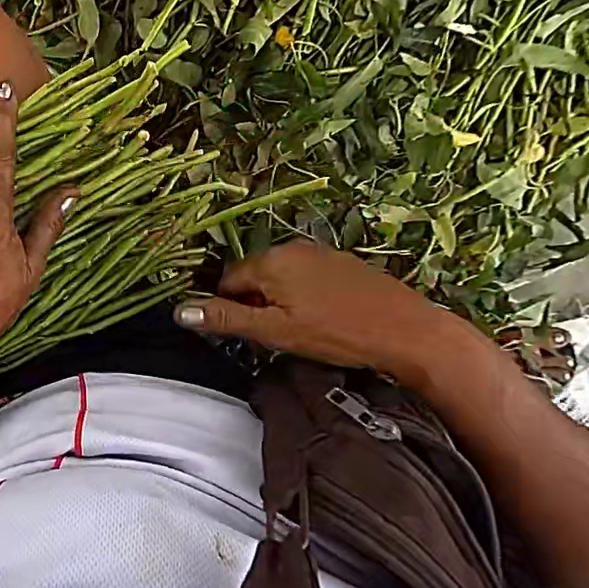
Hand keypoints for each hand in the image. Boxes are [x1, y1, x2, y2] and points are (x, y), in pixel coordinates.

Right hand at [173, 241, 491, 380]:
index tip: (246, 336)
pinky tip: (324, 322)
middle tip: (273, 339)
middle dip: (255, 305)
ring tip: (300, 333)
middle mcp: (293, 249)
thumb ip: (227, 318)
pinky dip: (304, 297)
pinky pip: (307, 278)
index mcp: (271, 261)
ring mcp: (321, 253)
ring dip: (279, 302)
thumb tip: (181, 311)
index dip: (229, 310)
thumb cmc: (337, 333)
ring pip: (282, 279)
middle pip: (255, 277)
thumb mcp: (275, 331)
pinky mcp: (343, 264)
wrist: (407, 331)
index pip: (227, 281)